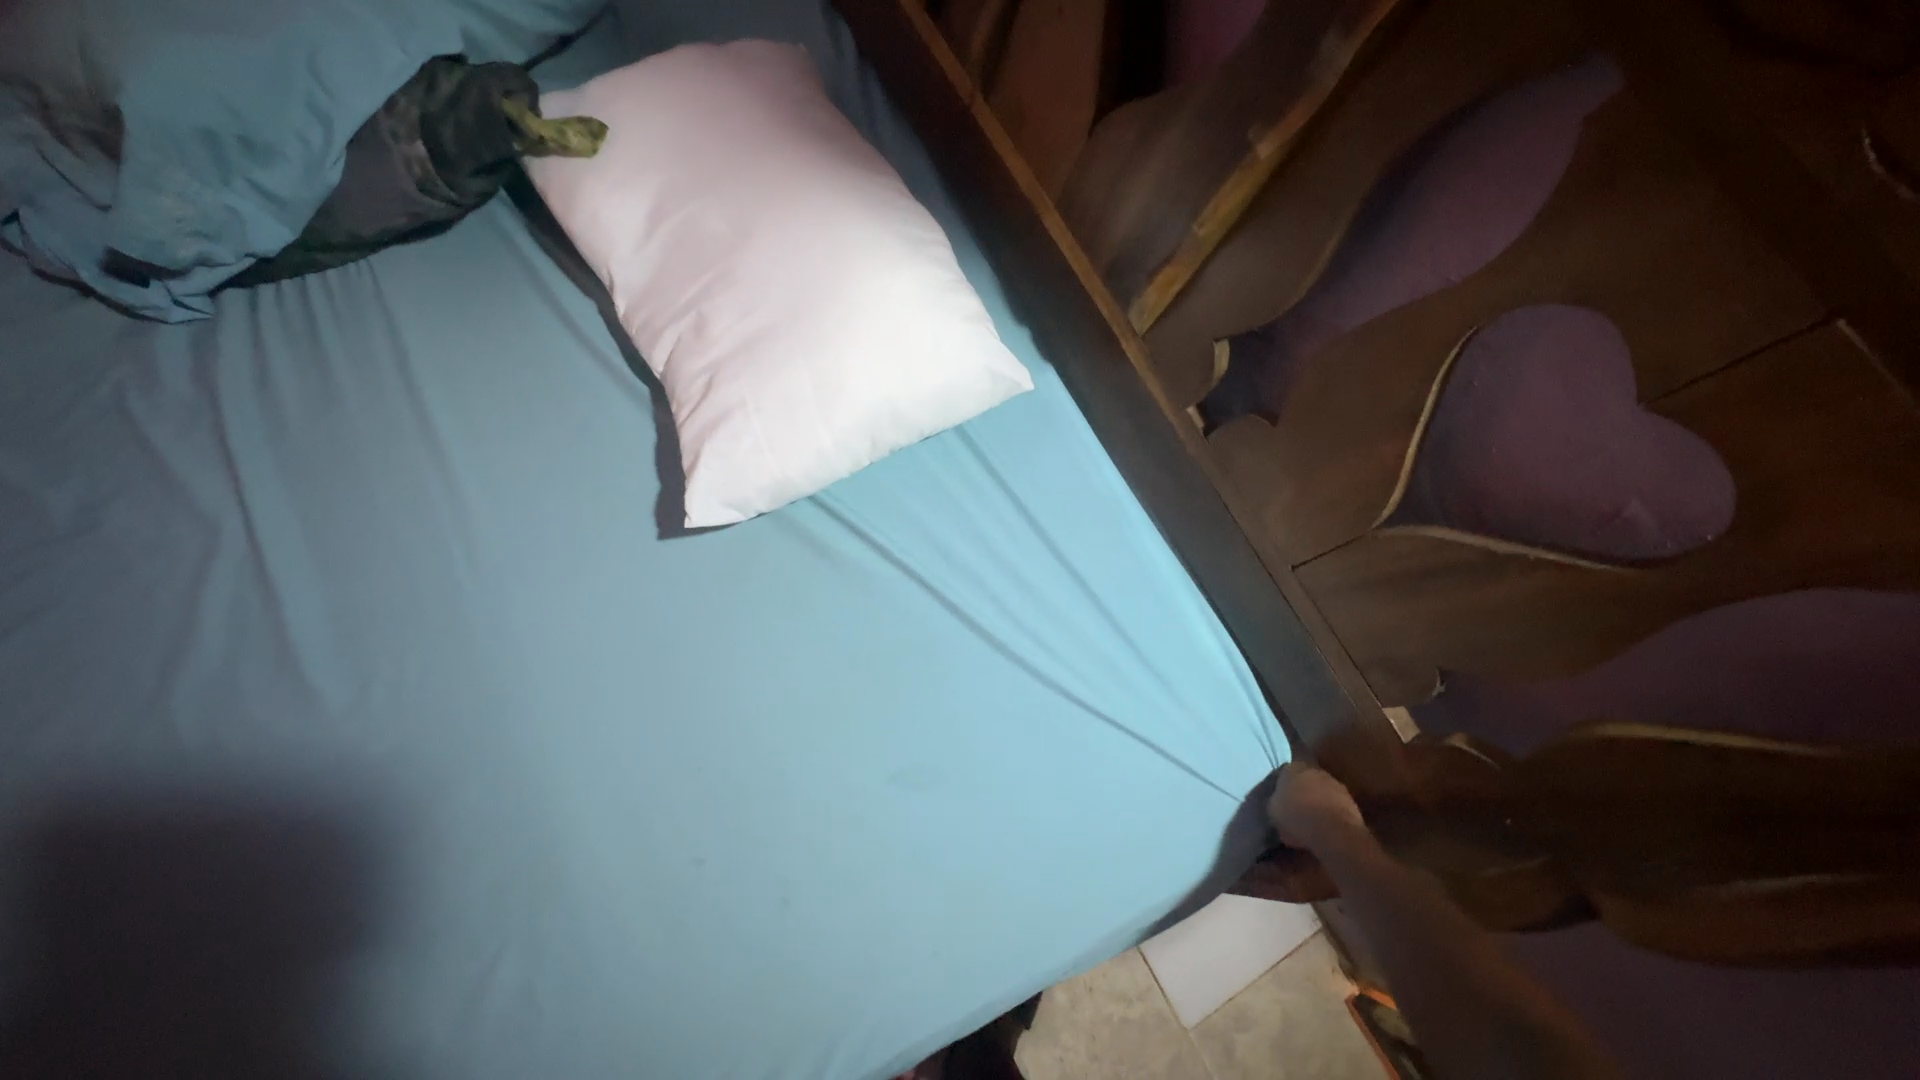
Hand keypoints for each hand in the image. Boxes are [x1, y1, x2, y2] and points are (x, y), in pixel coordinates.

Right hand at [1266, 763, 1366, 852]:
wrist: (1332, 831)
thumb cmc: (1296, 817)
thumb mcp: (1273, 811)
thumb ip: (1276, 802)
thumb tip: (1278, 803)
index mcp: (1292, 768)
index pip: (1284, 771)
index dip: (1282, 785)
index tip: (1280, 797)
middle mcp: (1314, 770)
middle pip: (1306, 779)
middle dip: (1302, 791)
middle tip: (1296, 807)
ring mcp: (1335, 784)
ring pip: (1323, 791)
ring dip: (1318, 801)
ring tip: (1312, 819)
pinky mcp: (1351, 800)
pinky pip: (1335, 804)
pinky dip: (1331, 813)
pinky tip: (1326, 826)